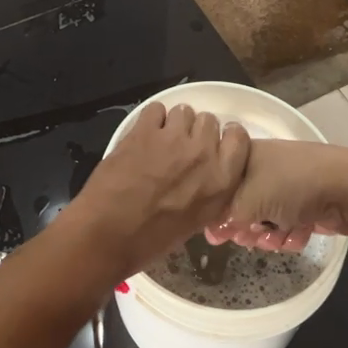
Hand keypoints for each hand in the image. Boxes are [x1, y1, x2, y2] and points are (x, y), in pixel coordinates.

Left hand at [62, 103, 248, 277]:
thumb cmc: (152, 239)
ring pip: (183, 111)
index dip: (226, 136)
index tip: (214, 142)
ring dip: (174, 123)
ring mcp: (173, 139)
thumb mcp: (197, 219)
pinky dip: (151, 119)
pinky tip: (143, 136)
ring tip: (160, 141)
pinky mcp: (145, 130)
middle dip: (196, 130)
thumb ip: (209, 190)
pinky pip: (156, 109)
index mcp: (221, 181)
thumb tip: (205, 174)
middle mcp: (203, 154)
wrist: (109, 234)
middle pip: (209, 120)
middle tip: (181, 146)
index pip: (239, 138)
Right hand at [203, 140, 347, 252]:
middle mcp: (262, 167)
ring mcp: (285, 185)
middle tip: (251, 237)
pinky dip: (290, 234)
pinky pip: (286, 225)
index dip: (217, 211)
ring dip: (269, 235)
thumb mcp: (250, 200)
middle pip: (241, 206)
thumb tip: (211, 233)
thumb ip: (226, 218)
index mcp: (244, 156)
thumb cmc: (291, 184)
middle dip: (247, 227)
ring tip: (278, 238)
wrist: (346, 187)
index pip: (219, 184)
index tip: (219, 233)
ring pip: (264, 220)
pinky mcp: (304, 204)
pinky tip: (298, 235)